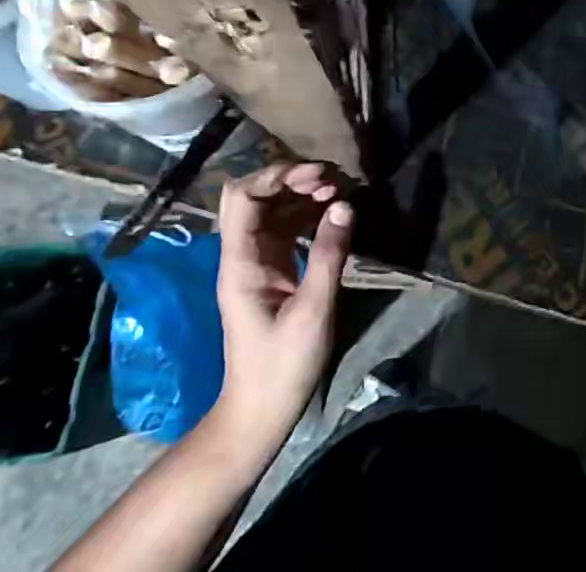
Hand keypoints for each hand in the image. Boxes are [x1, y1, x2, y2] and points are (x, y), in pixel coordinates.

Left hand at [210, 163, 354, 447]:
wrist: (261, 410)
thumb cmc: (282, 366)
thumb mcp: (313, 312)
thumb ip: (328, 256)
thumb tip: (345, 206)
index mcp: (240, 261)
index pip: (242, 197)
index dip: (275, 176)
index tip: (316, 176)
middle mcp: (244, 252)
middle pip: (257, 195)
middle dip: (292, 179)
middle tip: (331, 180)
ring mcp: (258, 259)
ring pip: (274, 208)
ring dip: (303, 193)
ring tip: (338, 189)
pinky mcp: (274, 268)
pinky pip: (287, 227)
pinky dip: (308, 212)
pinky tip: (333, 209)